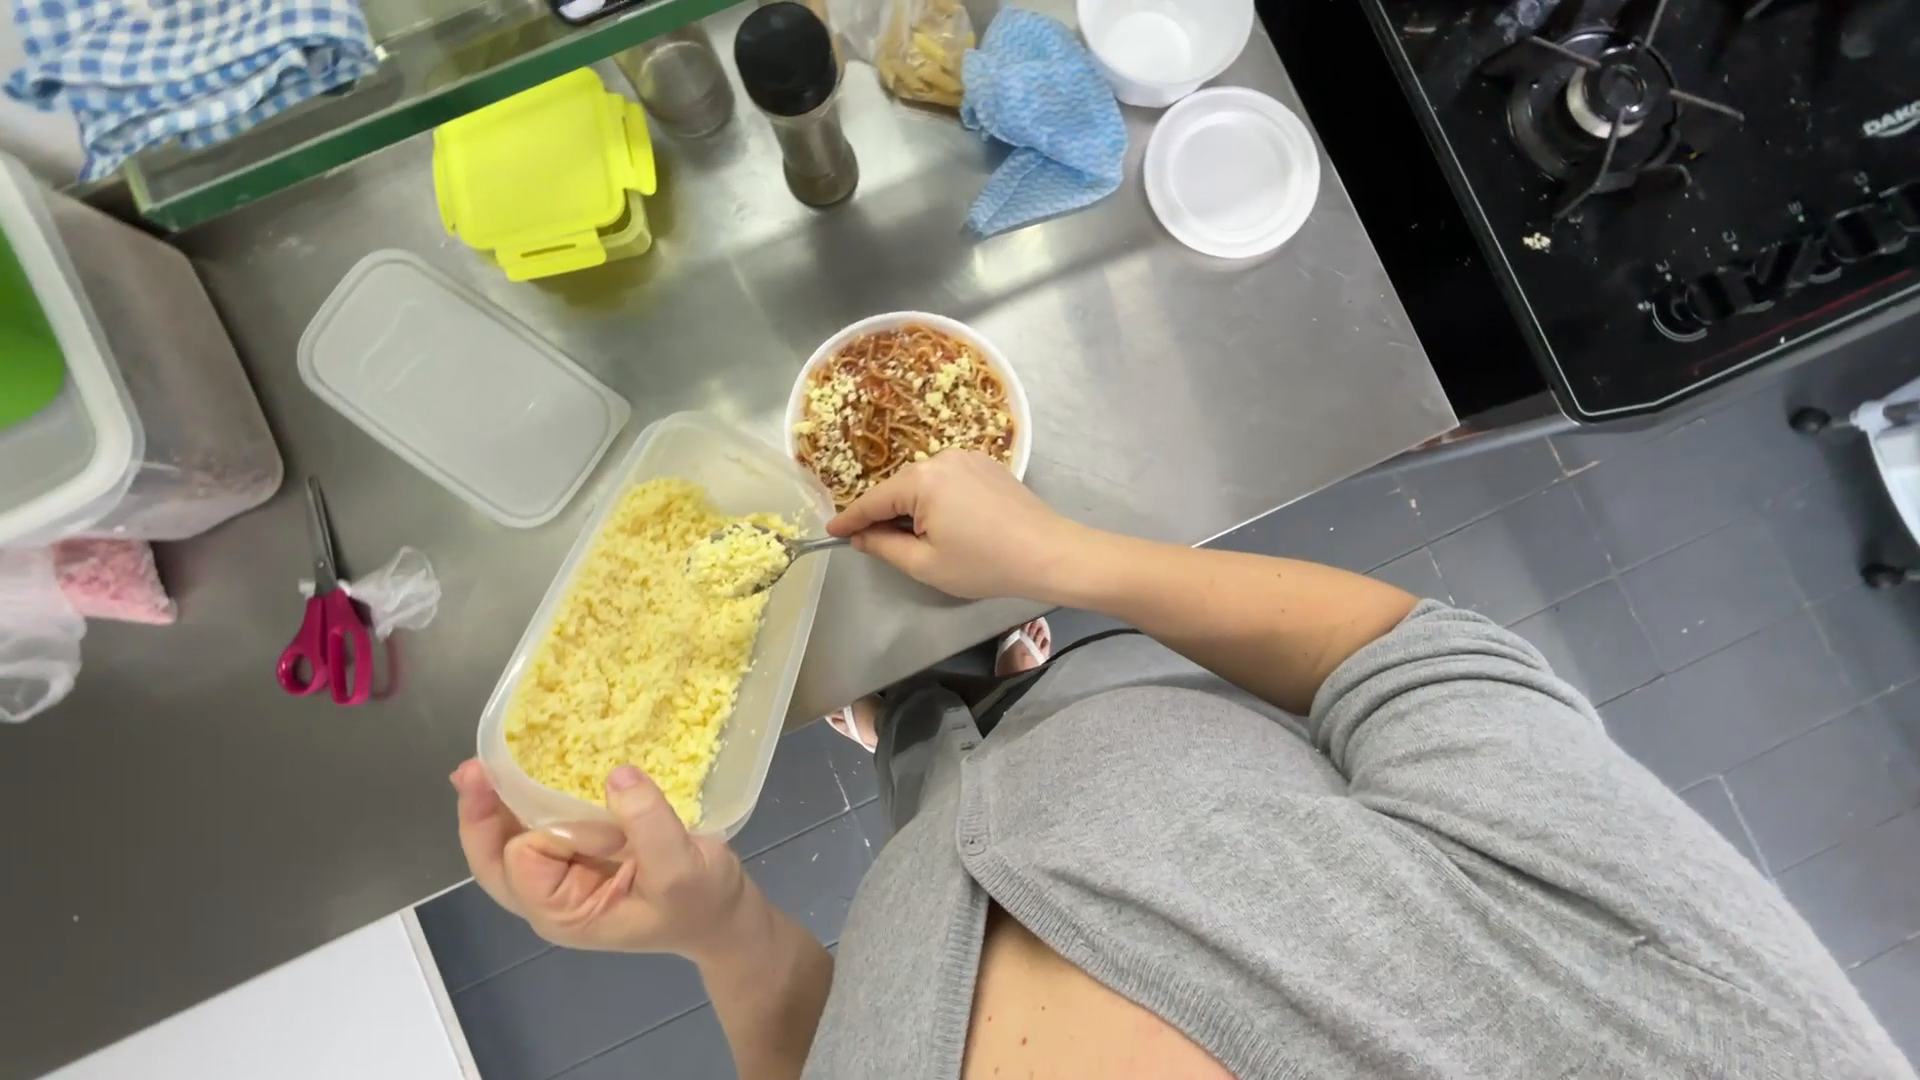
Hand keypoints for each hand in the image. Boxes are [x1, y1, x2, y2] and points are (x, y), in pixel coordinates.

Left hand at [451, 759, 752, 960]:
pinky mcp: (587, 854)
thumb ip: (647, 825)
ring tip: (485, 767)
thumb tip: (616, 774)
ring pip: (514, 842)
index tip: (608, 829)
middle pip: (496, 859)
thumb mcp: (679, 869)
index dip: (557, 831)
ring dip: (500, 805)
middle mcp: (554, 896)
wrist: (722, 914)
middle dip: (482, 815)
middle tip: (473, 770)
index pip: (527, 860)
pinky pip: (549, 827)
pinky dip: (534, 801)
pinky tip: (533, 774)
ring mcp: (568, 875)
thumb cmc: (700, 901)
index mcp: (565, 911)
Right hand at [826, 449, 1083, 600]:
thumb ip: (883, 546)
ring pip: (923, 484)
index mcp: (922, 480)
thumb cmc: (984, 563)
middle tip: (876, 545)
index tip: (831, 530)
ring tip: (917, 540)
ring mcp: (968, 457)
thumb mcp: (925, 564)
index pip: (874, 500)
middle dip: (885, 515)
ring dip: (913, 508)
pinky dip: (937, 499)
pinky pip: (948, 480)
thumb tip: (860, 535)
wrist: (1048, 553)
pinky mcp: (987, 464)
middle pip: (899, 489)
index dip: (850, 518)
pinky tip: (948, 525)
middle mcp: (942, 458)